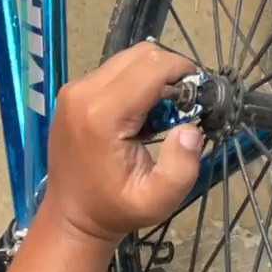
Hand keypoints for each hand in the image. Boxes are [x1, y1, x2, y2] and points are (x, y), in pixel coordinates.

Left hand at [40, 42, 204, 245]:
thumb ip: (181, 167)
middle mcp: (84, 92)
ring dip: (154, 75)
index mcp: (102, 114)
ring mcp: (74, 89)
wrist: (72, 217)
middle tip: (185, 103)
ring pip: (127, 58)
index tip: (200, 94)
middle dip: (171, 71)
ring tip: (163, 110)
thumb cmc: (114, 209)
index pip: (152, 67)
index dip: (183, 72)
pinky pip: (114, 70)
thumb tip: (190, 129)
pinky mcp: (73, 92)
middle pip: (141, 54)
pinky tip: (141, 112)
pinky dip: (136, 81)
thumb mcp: (157, 201)